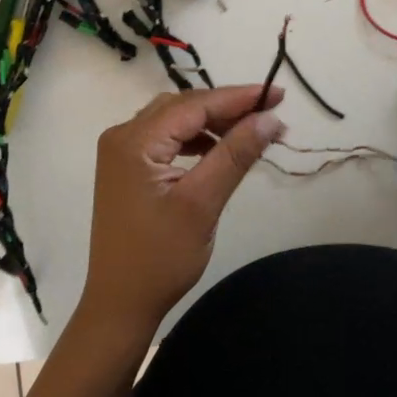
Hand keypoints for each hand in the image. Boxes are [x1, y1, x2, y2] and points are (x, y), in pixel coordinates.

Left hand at [82, 85, 286, 326]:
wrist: (120, 302)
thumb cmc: (161, 257)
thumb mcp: (203, 204)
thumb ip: (234, 155)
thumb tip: (269, 119)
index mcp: (134, 140)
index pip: (193, 105)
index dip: (237, 97)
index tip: (276, 94)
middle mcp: (122, 135)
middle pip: (181, 107)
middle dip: (226, 107)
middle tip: (269, 114)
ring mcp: (120, 151)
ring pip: (173, 120)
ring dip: (210, 122)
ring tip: (249, 132)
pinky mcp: (126, 167)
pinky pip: (164, 138)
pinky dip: (193, 139)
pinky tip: (216, 150)